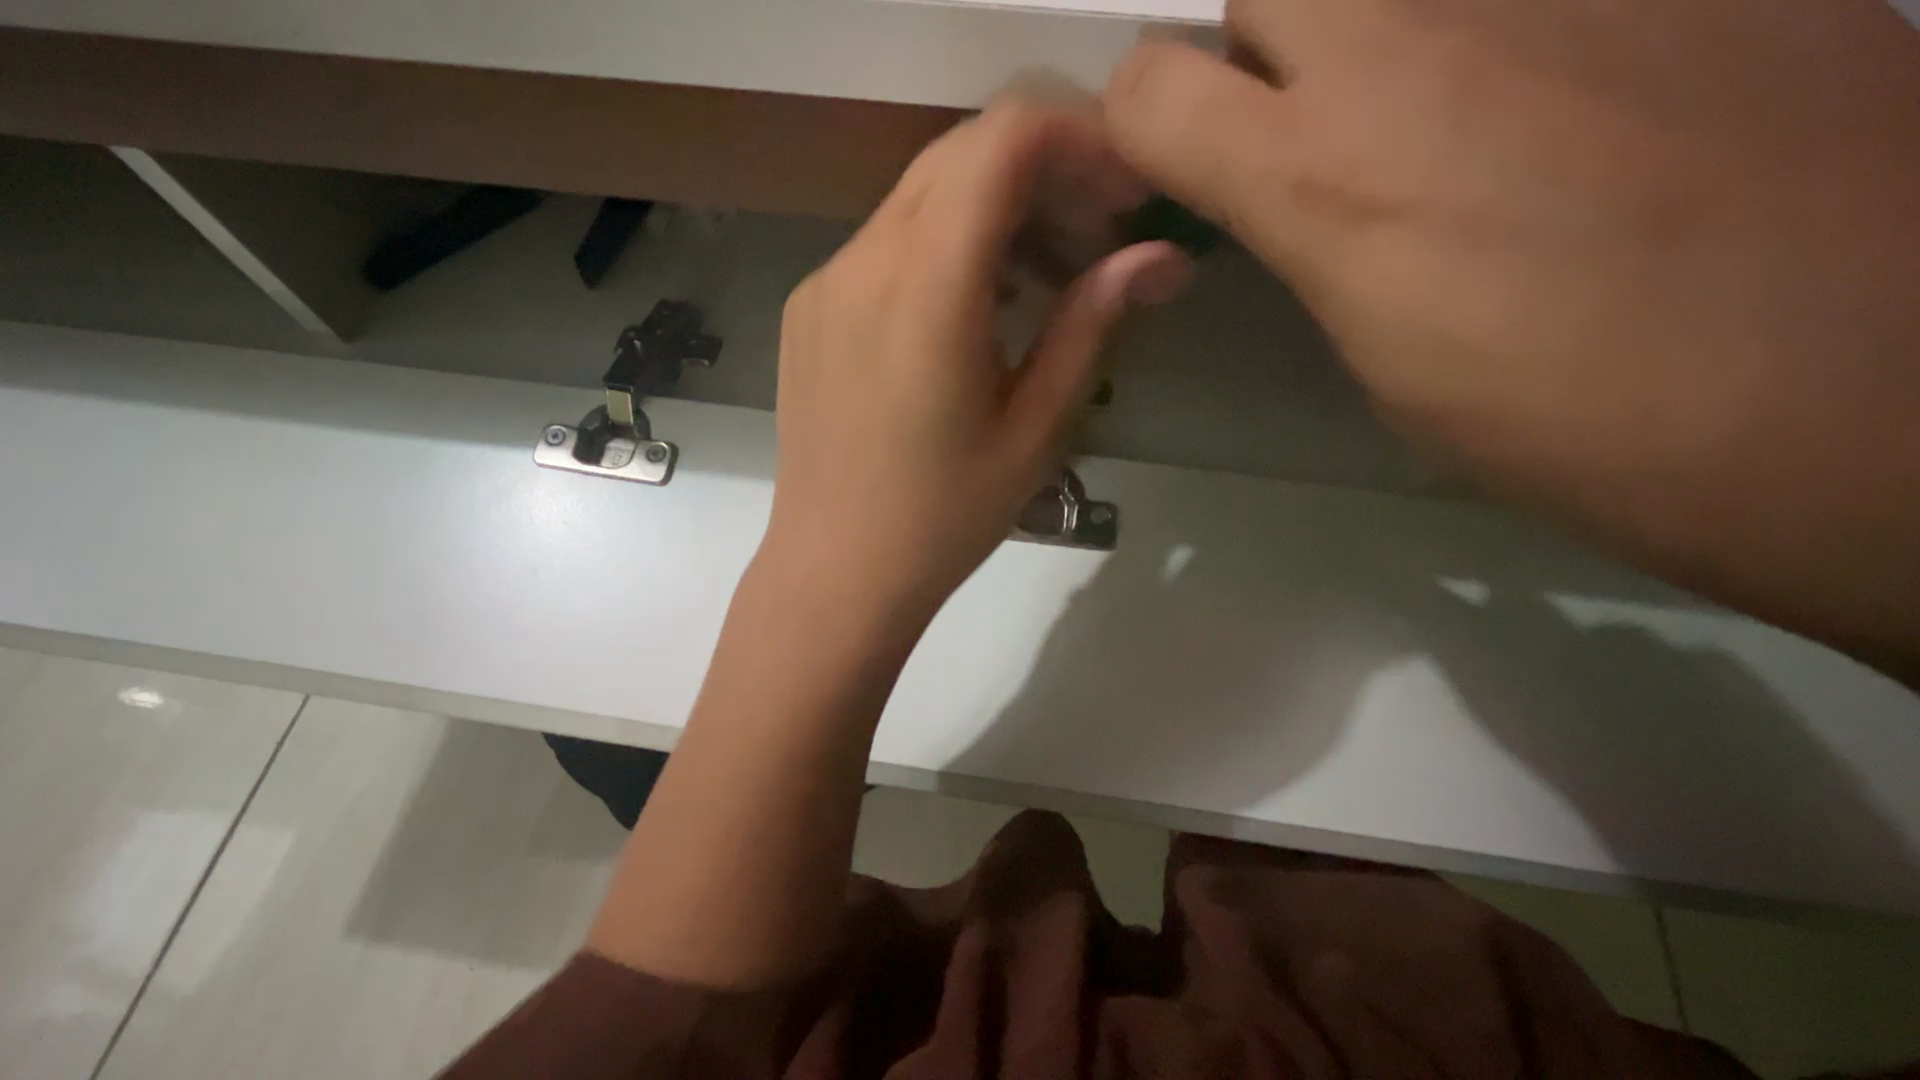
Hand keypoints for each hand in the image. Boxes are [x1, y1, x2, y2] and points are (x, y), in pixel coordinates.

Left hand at [763, 105, 1191, 623]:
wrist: (835, 571)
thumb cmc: (945, 516)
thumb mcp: (1036, 428)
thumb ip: (1091, 325)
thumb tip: (1162, 257)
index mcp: (927, 288)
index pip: (1003, 141)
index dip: (1078, 139)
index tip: (1126, 191)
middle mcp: (864, 261)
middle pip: (962, 152)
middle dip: (1044, 169)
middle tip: (1100, 231)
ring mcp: (826, 279)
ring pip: (922, 193)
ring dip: (994, 206)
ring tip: (1047, 276)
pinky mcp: (809, 306)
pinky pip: (885, 239)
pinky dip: (945, 241)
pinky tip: (978, 306)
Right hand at [1104, 0, 1919, 656]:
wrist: (1865, 391)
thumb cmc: (1579, 421)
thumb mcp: (1387, 360)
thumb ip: (1313, 245)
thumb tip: (1286, 198)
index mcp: (1325, 178)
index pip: (1147, 88)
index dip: (1143, 129)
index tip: (1181, 173)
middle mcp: (1410, 42)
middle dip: (1257, 53)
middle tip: (1314, 132)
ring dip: (1379, 35)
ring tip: (1452, 116)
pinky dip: (1514, 29)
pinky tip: (1578, 96)